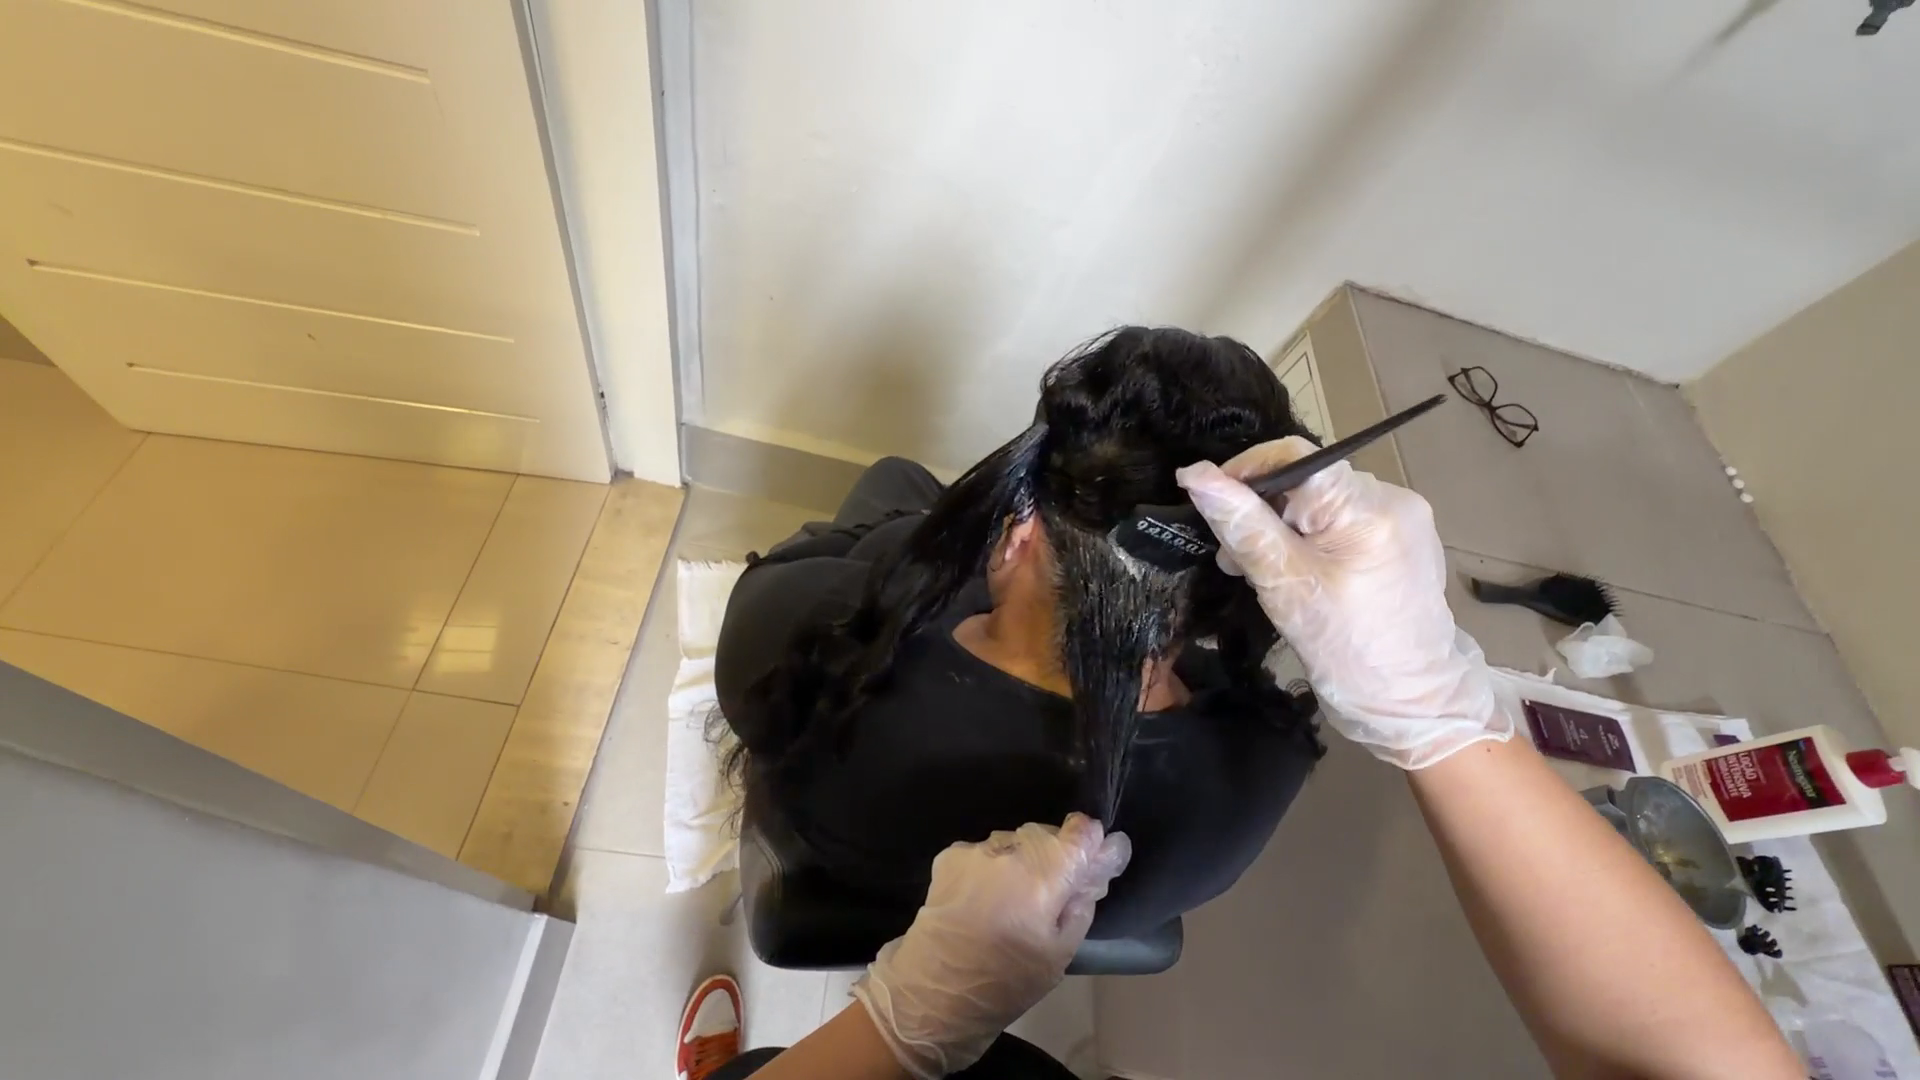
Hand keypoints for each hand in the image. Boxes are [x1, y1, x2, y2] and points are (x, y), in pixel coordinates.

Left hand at [853, 814, 1130, 1078]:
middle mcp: (1011, 850)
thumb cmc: (1007, 981)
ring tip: (1012, 901)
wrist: (934, 992)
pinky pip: (986, 851)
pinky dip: (992, 867)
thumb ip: (1082, 902)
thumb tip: (1096, 867)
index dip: (1092, 842)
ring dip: (1023, 860)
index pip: (1081, 829)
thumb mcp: (1060, 953)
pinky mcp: (950, 854)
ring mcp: (977, 849)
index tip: (1092, 860)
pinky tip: (983, 899)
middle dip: (1057, 856)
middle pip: (1048, 834)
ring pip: (1016, 841)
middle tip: (1050, 895)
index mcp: (1044, 875)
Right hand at [1176, 437, 1514, 768]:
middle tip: (1234, 558)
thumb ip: (1241, 525)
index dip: (1245, 468)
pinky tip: (1299, 573)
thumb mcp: (1282, 584)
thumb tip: (1195, 474)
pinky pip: (1340, 519)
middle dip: (1261, 510)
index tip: (1212, 503)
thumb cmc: (1344, 647)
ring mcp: (1403, 517)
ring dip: (1282, 528)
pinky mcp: (1403, 537)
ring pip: (1319, 501)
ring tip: (1263, 572)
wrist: (1411, 700)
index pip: (1294, 454)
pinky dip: (1309, 538)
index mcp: (1366, 508)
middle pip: (1305, 480)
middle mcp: (1391, 498)